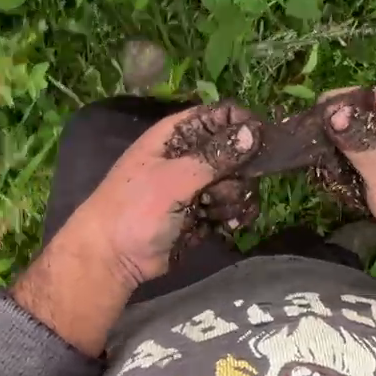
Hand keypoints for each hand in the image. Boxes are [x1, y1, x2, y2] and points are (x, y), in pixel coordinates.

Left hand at [12, 103, 260, 354]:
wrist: (114, 258)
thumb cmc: (134, 210)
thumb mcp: (173, 179)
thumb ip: (215, 157)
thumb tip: (253, 132)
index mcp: (175, 136)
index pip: (219, 117)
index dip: (241, 125)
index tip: (261, 141)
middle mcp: (189, 158)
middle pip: (235, 153)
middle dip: (239, 172)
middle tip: (224, 188)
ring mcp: (196, 189)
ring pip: (237, 184)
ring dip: (234, 199)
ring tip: (215, 213)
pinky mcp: (201, 216)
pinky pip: (231, 209)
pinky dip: (232, 217)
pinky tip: (226, 226)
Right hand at [322, 88, 375, 261]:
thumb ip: (354, 139)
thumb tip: (329, 111)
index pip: (343, 98)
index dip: (323, 120)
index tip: (310, 149)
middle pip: (349, 117)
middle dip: (332, 142)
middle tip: (324, 173)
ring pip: (356, 137)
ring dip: (343, 159)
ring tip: (337, 182)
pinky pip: (369, 152)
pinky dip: (357, 167)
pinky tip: (352, 186)